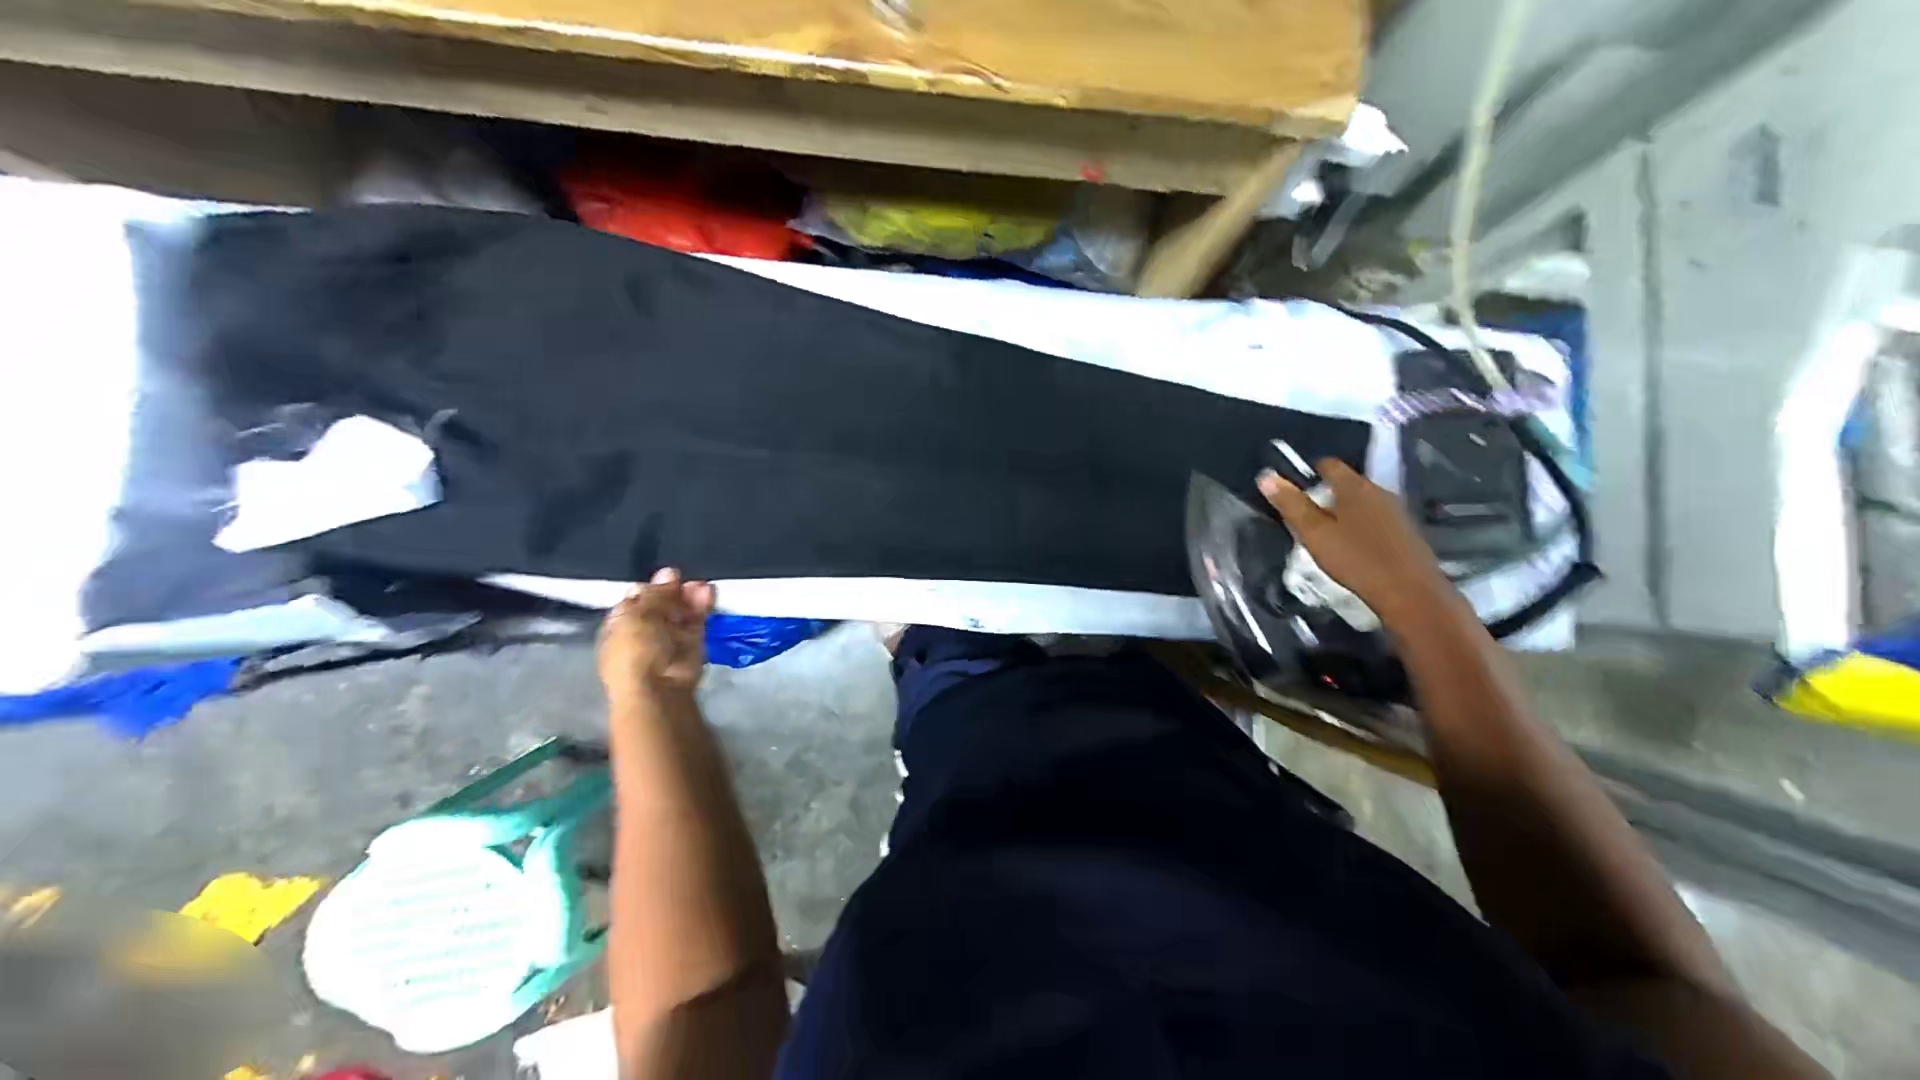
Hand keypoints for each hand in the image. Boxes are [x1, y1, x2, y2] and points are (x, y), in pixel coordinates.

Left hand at [598, 567, 714, 704]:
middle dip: (674, 591)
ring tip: (702, 586)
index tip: (665, 577)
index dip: (650, 588)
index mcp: (620, 626)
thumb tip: (669, 572)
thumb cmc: (635, 651)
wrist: (659, 688)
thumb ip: (656, 593)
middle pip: (662, 604)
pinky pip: (698, 621)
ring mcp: (669, 639)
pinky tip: (709, 593)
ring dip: (691, 597)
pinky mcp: (692, 645)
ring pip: (682, 611)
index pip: (635, 600)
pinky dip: (703, 607)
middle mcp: (644, 632)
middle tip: (685, 579)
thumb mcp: (638, 615)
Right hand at [1257, 459, 1454, 627]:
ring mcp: (1397, 511)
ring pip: (1363, 502)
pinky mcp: (1406, 531)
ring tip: (1327, 533)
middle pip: (1347, 483)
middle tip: (1306, 517)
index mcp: (1354, 487)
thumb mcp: (1314, 533)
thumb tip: (1265, 476)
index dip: (1310, 472)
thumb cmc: (1356, 559)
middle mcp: (1379, 491)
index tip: (1295, 490)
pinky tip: (1353, 547)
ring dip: (1345, 512)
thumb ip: (1290, 504)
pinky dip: (1362, 526)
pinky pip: (1376, 519)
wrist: (1410, 593)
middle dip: (1326, 494)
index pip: (1330, 465)